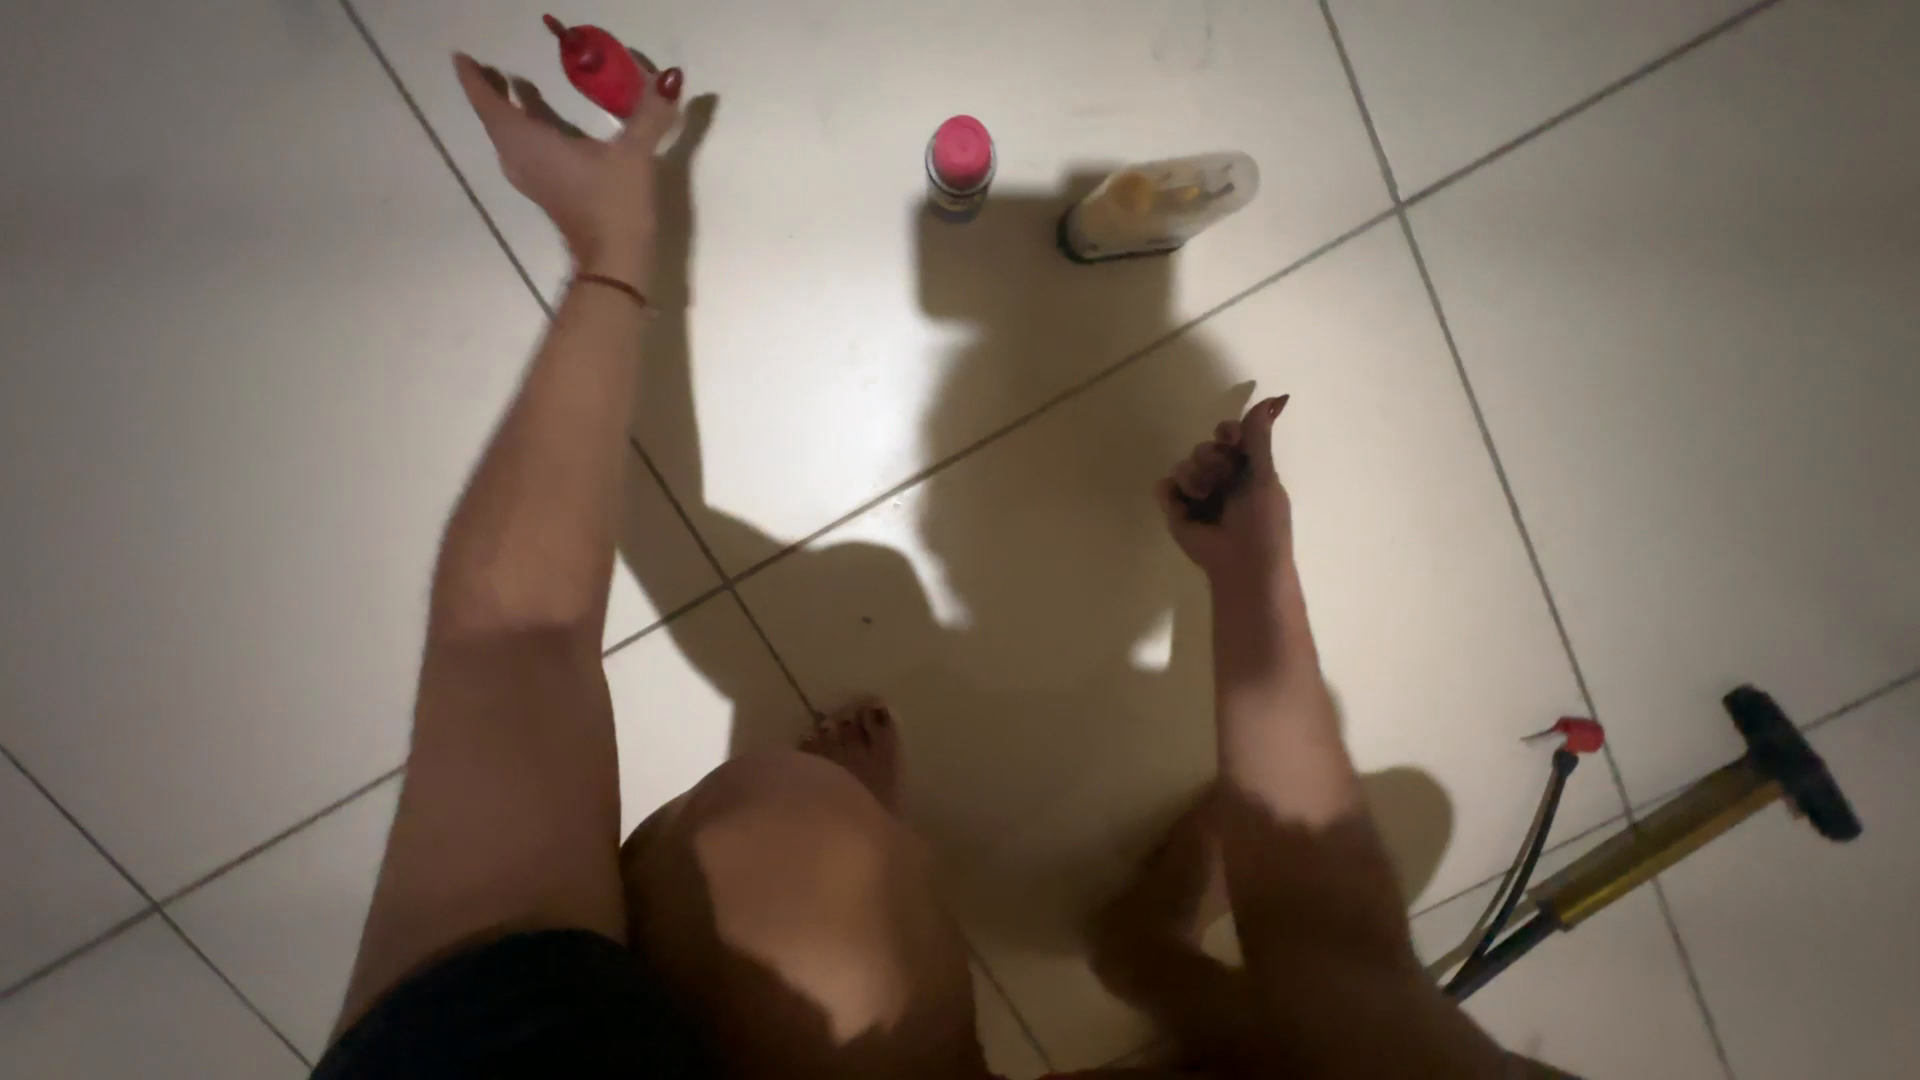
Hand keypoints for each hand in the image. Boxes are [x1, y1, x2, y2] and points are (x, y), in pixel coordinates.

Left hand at [453, 52, 681, 286]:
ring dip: (513, 118)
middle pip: (496, 121)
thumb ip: (648, 116)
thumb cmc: (614, 204)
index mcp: (527, 141)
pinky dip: (530, 139)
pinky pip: (528, 158)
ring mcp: (534, 183)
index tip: (464, 58)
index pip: (489, 101)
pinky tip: (549, 134)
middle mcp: (520, 160)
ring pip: (511, 142)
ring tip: (520, 94)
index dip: (475, 78)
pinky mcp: (550, 199)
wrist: (617, 263)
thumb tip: (671, 79)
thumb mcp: (633, 155)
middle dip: (494, 94)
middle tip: (495, 71)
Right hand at [1156, 396, 1292, 585]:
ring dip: (1195, 478)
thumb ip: (1259, 438)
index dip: (1227, 433)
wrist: (1242, 562)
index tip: (1230, 438)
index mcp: (1246, 469)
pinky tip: (1183, 504)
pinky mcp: (1175, 511)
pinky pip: (1164, 487)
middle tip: (1223, 479)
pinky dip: (1171, 493)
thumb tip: (1275, 397)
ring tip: (1205, 498)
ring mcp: (1197, 495)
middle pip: (1204, 448)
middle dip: (1212, 460)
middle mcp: (1220, 479)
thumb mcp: (1264, 475)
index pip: (1230, 436)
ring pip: (1184, 464)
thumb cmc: (1262, 520)